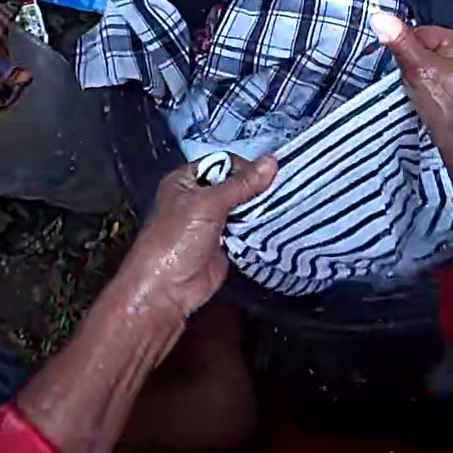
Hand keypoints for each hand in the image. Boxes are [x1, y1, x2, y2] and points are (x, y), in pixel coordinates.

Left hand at [119, 155, 277, 319]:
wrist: (166, 291)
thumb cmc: (177, 239)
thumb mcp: (208, 204)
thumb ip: (241, 184)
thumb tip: (272, 161)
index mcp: (186, 180)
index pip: (223, 163)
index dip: (245, 167)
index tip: (269, 175)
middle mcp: (199, 196)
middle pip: (235, 184)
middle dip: (256, 187)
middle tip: (282, 188)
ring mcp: (213, 220)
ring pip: (243, 206)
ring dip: (260, 206)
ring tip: (285, 202)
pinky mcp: (225, 241)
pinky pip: (247, 227)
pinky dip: (260, 225)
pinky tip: (279, 220)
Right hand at [372, 12, 452, 214]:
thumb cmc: (449, 110)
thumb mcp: (418, 70)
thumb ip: (400, 42)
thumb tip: (381, 18)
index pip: (420, 31)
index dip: (406, 49)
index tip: (405, 66)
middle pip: (421, 45)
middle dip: (411, 62)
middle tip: (415, 81)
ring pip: (422, 60)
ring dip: (414, 74)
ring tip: (421, 90)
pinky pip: (428, 73)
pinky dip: (421, 83)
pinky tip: (425, 96)